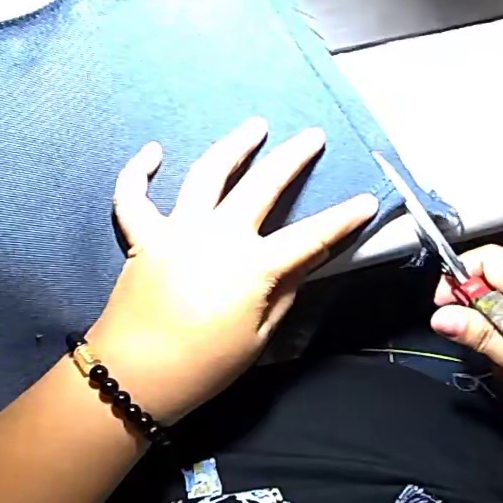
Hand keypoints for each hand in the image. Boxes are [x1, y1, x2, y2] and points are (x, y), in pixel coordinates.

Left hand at [85, 119, 379, 423]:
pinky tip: (154, 152)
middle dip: (293, 158)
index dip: (342, 219)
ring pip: (208, 174)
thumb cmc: (206, 366)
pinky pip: (135, 198)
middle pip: (263, 186)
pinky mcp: (144, 237)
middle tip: (313, 137)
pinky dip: (139, 172)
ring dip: (234, 146)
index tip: (367, 201)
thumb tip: (302, 266)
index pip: (310, 237)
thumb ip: (284, 295)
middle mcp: (219, 236)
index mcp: (254, 266)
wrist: (135, 376)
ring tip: (255, 126)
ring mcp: (179, 231)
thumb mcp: (259, 338)